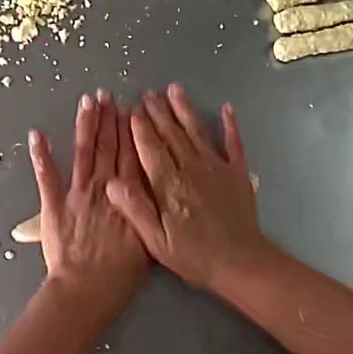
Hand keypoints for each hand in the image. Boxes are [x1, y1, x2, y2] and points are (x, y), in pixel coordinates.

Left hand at [28, 90, 147, 309]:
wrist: (87, 291)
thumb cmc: (121, 273)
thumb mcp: (149, 239)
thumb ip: (149, 207)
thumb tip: (157, 182)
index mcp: (126, 194)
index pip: (129, 153)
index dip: (130, 128)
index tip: (130, 106)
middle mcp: (102, 186)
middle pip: (107, 146)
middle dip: (108, 117)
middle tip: (107, 93)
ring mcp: (76, 193)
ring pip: (83, 151)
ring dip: (85, 124)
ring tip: (87, 100)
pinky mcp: (53, 203)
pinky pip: (46, 175)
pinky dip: (41, 154)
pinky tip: (37, 134)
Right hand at [106, 84, 267, 291]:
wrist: (242, 265)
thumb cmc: (194, 256)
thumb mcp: (156, 241)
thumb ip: (134, 209)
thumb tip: (110, 182)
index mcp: (168, 183)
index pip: (149, 148)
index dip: (139, 127)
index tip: (130, 109)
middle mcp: (190, 167)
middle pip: (170, 133)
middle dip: (157, 111)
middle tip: (147, 92)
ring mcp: (216, 167)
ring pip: (196, 131)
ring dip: (184, 109)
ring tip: (174, 88)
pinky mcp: (237, 172)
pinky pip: (233, 143)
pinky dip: (230, 125)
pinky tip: (226, 109)